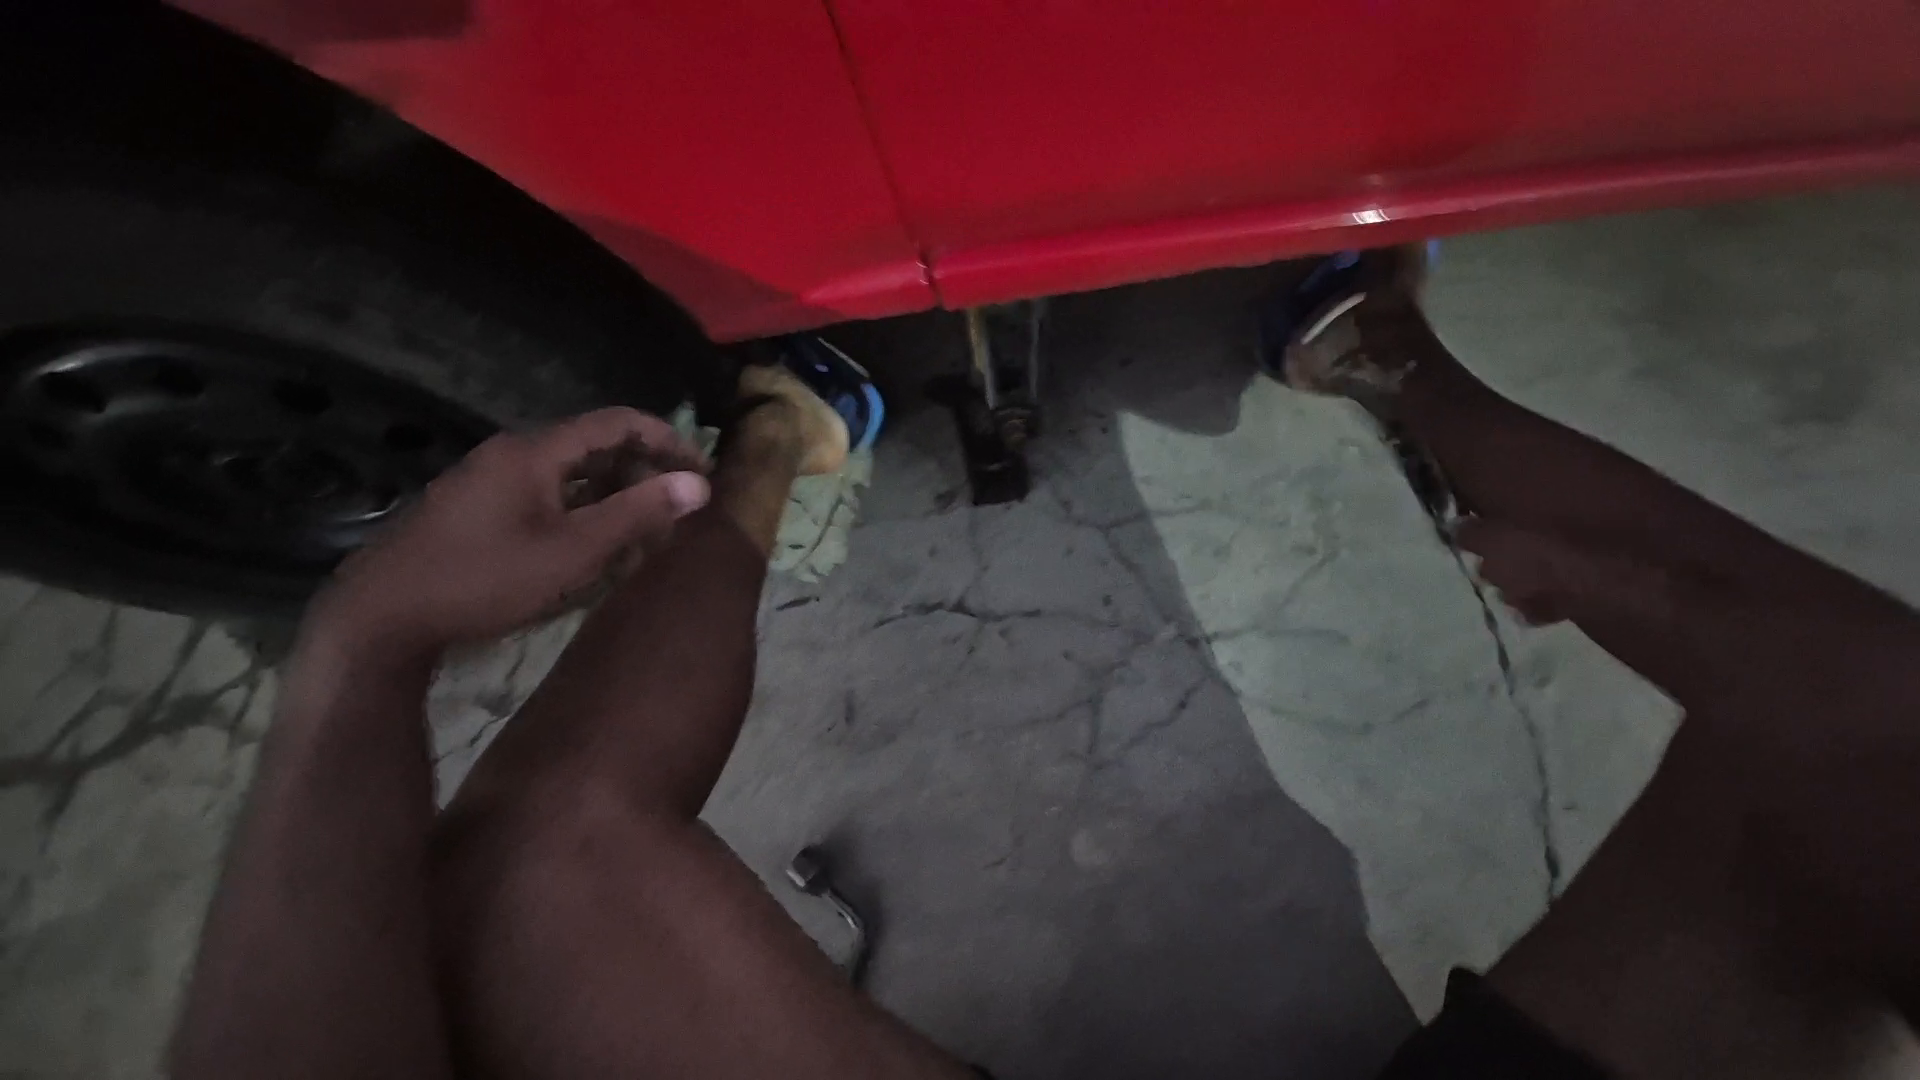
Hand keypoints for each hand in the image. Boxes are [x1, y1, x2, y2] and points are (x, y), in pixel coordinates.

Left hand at [316, 408, 709, 654]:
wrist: (382, 617)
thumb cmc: (485, 579)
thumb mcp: (573, 551)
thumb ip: (638, 514)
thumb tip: (698, 485)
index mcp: (535, 451)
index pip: (618, 422)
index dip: (667, 440)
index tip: (701, 472)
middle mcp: (514, 454)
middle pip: (596, 447)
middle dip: (645, 473)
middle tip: (677, 511)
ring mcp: (493, 480)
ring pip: (573, 474)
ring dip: (616, 495)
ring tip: (646, 532)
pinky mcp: (481, 509)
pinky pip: (549, 495)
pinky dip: (584, 511)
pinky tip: (597, 545)